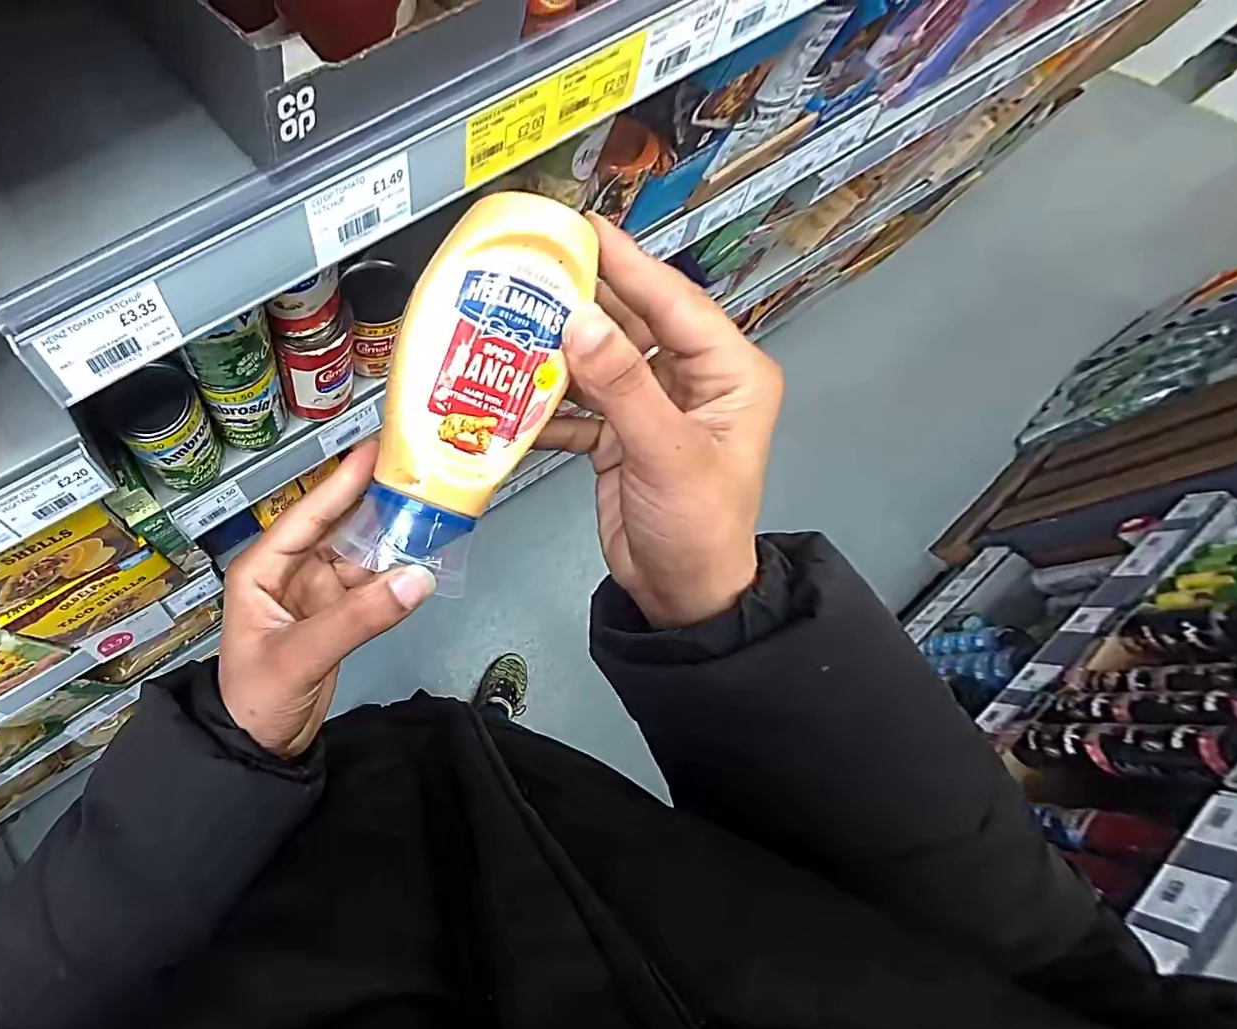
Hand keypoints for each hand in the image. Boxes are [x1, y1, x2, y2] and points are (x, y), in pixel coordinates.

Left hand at [218, 441, 435, 756]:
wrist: (259, 747)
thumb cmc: (256, 699)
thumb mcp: (300, 656)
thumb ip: (357, 619)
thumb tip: (416, 579)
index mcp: (262, 569)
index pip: (305, 516)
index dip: (340, 482)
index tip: (375, 451)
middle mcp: (289, 571)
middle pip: (335, 526)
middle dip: (371, 499)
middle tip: (413, 469)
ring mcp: (315, 592)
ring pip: (356, 552)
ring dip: (388, 535)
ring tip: (428, 506)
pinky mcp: (335, 613)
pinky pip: (368, 583)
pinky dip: (393, 572)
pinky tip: (419, 555)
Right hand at [536, 213, 783, 627]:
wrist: (679, 590)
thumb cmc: (695, 525)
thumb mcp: (665, 452)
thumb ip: (623, 387)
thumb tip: (581, 322)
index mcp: (725, 373)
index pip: (673, 304)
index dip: (628, 265)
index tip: (585, 231)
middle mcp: (686, 383)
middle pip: (629, 329)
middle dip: (582, 307)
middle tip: (533, 278)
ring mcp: (647, 412)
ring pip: (597, 369)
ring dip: (557, 358)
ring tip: (511, 333)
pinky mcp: (616, 440)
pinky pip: (579, 410)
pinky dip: (549, 408)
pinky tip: (516, 401)